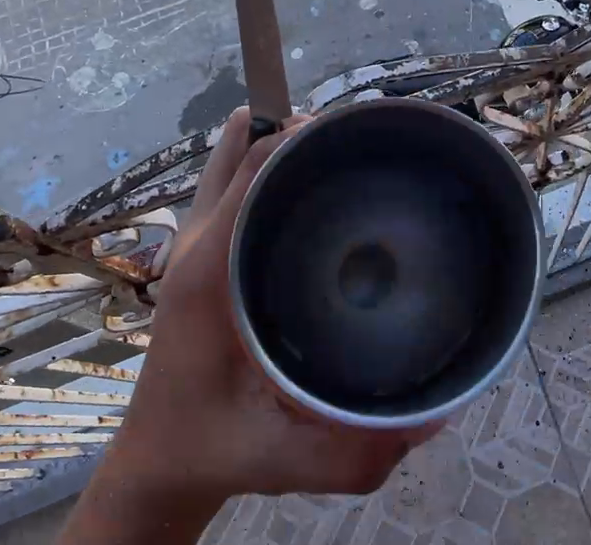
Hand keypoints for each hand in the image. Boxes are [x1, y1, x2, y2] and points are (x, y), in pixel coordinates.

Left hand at [106, 107, 442, 504]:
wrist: (158, 462)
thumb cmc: (214, 449)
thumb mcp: (284, 460)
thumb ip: (354, 453)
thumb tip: (432, 420)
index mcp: (209, 272)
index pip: (250, 165)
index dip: (301, 134)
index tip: (360, 135)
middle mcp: (199, 243)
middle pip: (239, 143)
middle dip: (296, 128)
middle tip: (357, 146)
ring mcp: (196, 242)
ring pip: (233, 154)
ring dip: (280, 142)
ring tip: (341, 159)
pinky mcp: (203, 250)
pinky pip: (235, 180)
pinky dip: (269, 165)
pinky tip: (314, 192)